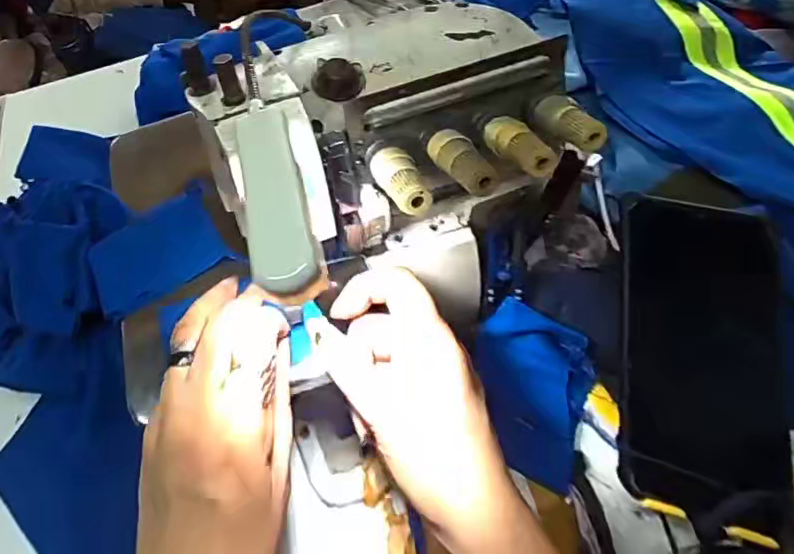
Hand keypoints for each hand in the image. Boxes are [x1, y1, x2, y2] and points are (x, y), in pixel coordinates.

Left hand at [139, 278, 292, 553]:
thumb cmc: (243, 532)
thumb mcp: (276, 469)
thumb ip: (275, 400)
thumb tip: (278, 346)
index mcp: (228, 418)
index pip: (240, 337)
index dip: (257, 309)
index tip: (275, 300)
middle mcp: (188, 405)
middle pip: (202, 329)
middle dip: (226, 298)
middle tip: (248, 286)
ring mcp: (162, 414)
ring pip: (180, 344)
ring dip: (205, 316)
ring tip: (229, 301)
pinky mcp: (149, 427)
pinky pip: (172, 370)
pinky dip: (192, 346)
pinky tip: (211, 348)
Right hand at [319, 269, 548, 553]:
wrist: (475, 512)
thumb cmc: (435, 459)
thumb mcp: (379, 407)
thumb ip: (345, 364)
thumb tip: (319, 332)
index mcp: (430, 336)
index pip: (396, 281)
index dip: (361, 289)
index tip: (336, 316)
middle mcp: (438, 344)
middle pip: (383, 322)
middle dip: (358, 354)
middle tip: (354, 392)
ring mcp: (440, 368)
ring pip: (386, 353)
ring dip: (366, 381)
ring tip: (367, 419)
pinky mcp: (438, 392)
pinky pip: (398, 375)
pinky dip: (381, 394)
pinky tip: (379, 426)